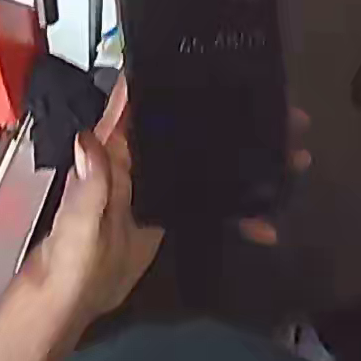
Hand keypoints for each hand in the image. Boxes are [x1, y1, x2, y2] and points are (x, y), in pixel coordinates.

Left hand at [28, 80, 313, 329]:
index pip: (141, 102)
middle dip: (233, 116)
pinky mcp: (174, 209)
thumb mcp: (79, 221)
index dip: (170, 79)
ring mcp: (160, 183)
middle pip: (190, 126)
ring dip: (245, 157)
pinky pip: (212, 199)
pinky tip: (265, 221)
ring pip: (209, 159)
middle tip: (281, 113)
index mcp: (115, 149)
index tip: (211, 60)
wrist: (77, 300)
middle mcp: (141, 157)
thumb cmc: (70, 257)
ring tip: (290, 155)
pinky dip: (237, 210)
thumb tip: (88, 138)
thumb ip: (89, 183)